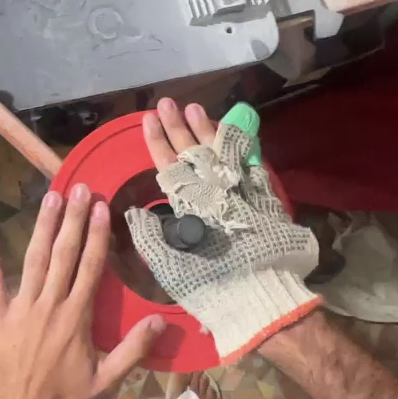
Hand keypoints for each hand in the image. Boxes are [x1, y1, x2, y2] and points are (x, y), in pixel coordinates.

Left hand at [0, 182, 164, 398]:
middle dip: (72, 219)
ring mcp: (19, 308)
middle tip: (79, 187)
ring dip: (42, 226)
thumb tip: (162, 320)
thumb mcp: (106, 383)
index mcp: (76, 317)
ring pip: (33, 258)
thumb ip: (133, 350)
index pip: (90, 266)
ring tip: (50, 197)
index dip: (96, 234)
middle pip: (63, 253)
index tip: (100, 206)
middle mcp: (48, 304)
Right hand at [125, 98, 321, 362]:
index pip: (167, 163)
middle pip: (192, 150)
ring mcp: (240, 191)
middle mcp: (213, 190)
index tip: (148, 118)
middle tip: (167, 103)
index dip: (157, 140)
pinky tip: (233, 133)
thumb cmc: (210, 284)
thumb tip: (134, 213)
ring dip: (206, 130)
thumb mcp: (169, 266)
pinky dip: (240, 147)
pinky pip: (249, 164)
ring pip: (220, 151)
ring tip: (195, 109)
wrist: (261, 296)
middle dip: (177, 126)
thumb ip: (150, 236)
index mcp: (188, 205)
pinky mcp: (263, 198)